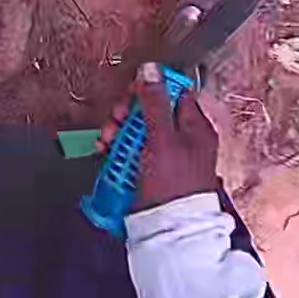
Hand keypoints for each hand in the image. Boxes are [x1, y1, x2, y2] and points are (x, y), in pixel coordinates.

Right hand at [98, 62, 220, 210]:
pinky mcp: (146, 170)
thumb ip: (154, 103)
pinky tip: (104, 151)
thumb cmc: (173, 182)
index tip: (132, 90)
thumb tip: (150, 68)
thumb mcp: (162, 137)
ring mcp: (162, 156)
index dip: (152, 88)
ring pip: (135, 131)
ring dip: (117, 131)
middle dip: (127, 113)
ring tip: (107, 140)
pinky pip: (128, 151)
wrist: (167, 229)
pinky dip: (115, 149)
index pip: (174, 93)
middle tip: (116, 119)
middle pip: (150, 111)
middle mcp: (180, 139)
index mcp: (194, 127)